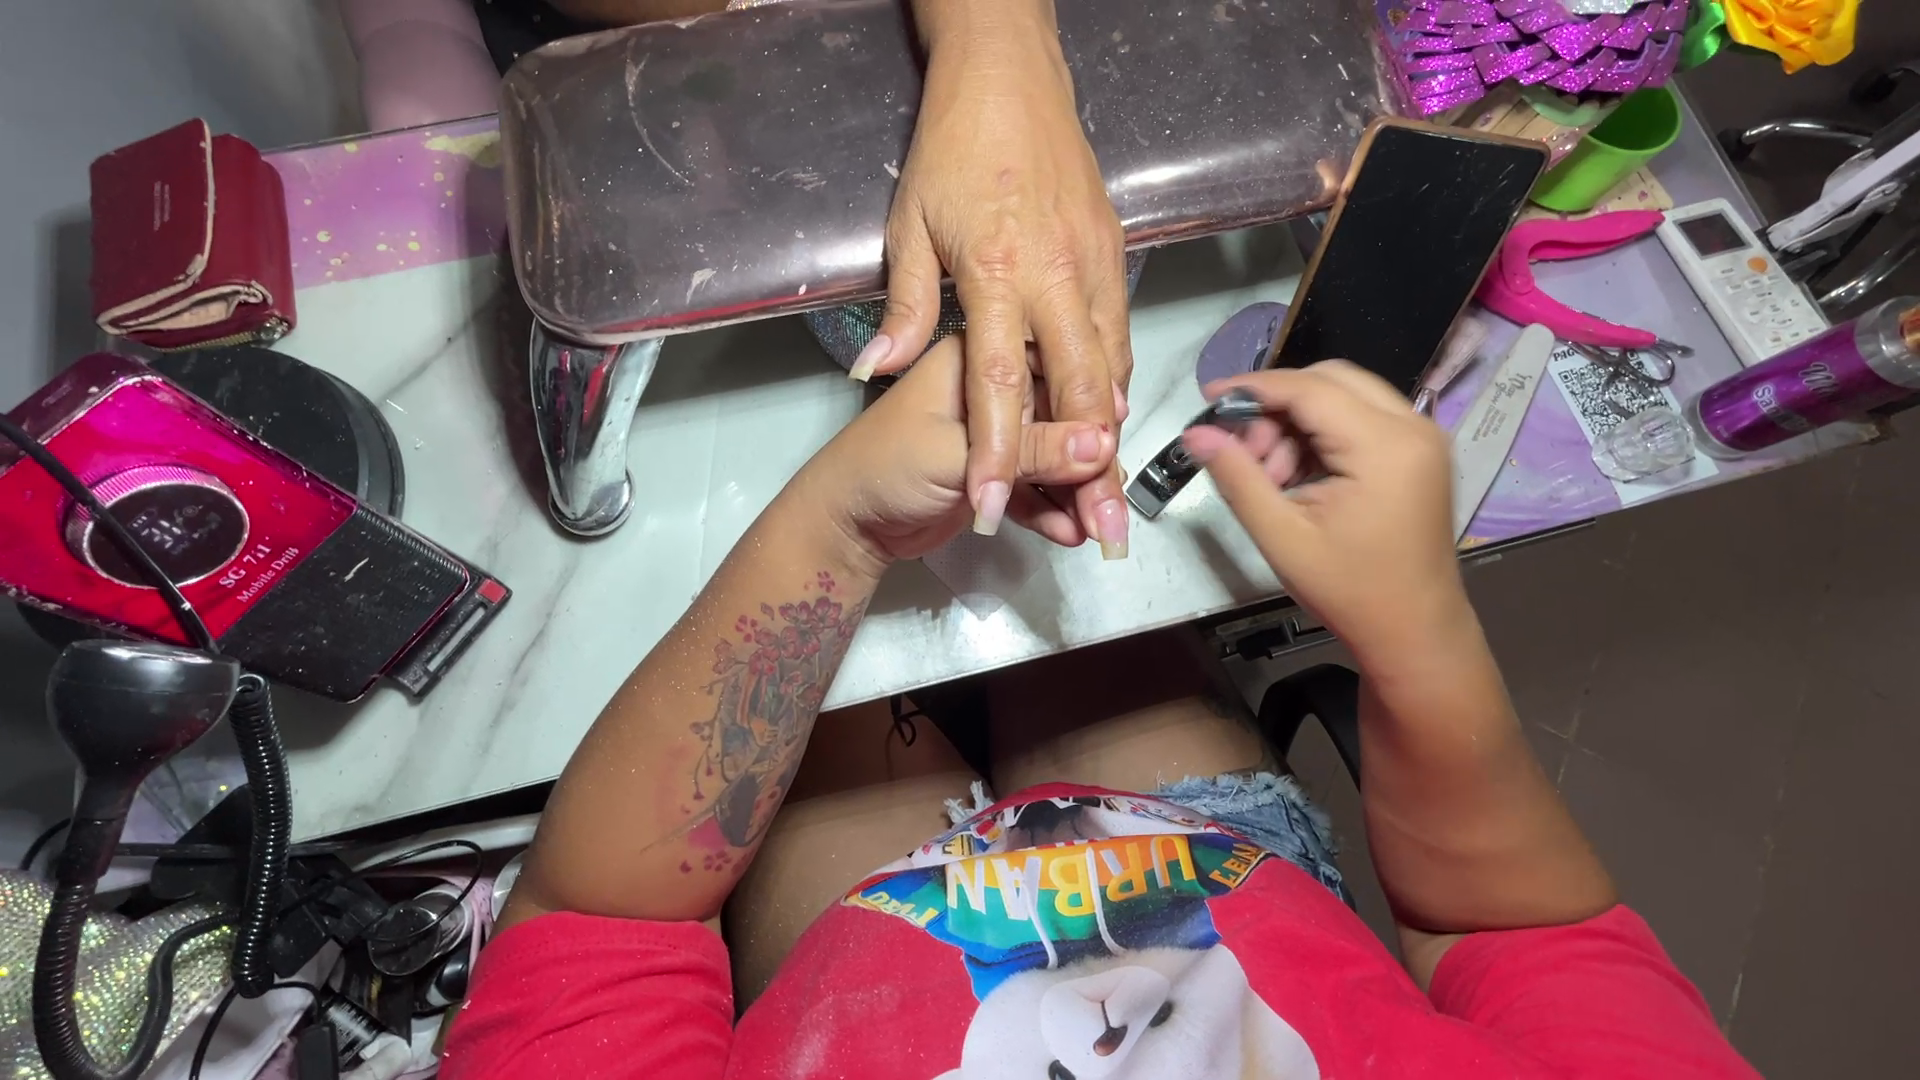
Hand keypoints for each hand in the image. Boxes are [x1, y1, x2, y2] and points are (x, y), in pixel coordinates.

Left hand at [797, 337, 1115, 567]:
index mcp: (981, 351)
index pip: (1053, 374)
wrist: (844, 519)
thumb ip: (1028, 450)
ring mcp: (1000, 427)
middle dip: (1093, 470)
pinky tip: (1070, 533)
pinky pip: (1038, 483)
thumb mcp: (953, 454)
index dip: (1090, 418)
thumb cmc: (881, 466)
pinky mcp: (998, 467)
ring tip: (1100, 536)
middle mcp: (996, 383)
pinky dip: (1053, 508)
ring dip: (1078, 496)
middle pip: (1065, 420)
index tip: (1112, 458)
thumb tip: (1100, 446)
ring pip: (1057, 456)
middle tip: (1111, 517)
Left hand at [850, 5, 1132, 558]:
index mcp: (997, 274)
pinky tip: (1112, 417)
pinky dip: (1117, 383)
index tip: (992, 509)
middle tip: (1098, 524)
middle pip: (1080, 390)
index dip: (996, 455)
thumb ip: (905, 307)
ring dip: (1111, 433)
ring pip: (1113, 367)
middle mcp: (1057, 278)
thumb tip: (878, 370)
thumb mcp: (910, 225)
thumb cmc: (953, 149)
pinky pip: (1121, 335)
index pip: (998, 386)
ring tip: (1111, 491)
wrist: (1011, 72)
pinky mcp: (1115, 255)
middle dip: (1089, 465)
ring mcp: (1095, 266)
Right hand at [1181, 361, 1469, 658]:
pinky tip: (1297, 478)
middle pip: (1330, 380)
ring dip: (1296, 424)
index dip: (1254, 387)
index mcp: (1385, 446)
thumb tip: (1195, 433)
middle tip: (1242, 449)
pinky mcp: (1417, 453)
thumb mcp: (1280, 535)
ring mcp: (1421, 439)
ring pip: (1344, 398)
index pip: (1310, 389)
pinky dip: (1320, 436)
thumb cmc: (1347, 589)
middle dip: (1276, 406)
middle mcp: (1413, 427)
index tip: (1208, 398)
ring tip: (1270, 477)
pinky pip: (1359, 420)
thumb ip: (1236, 476)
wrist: (1412, 631)